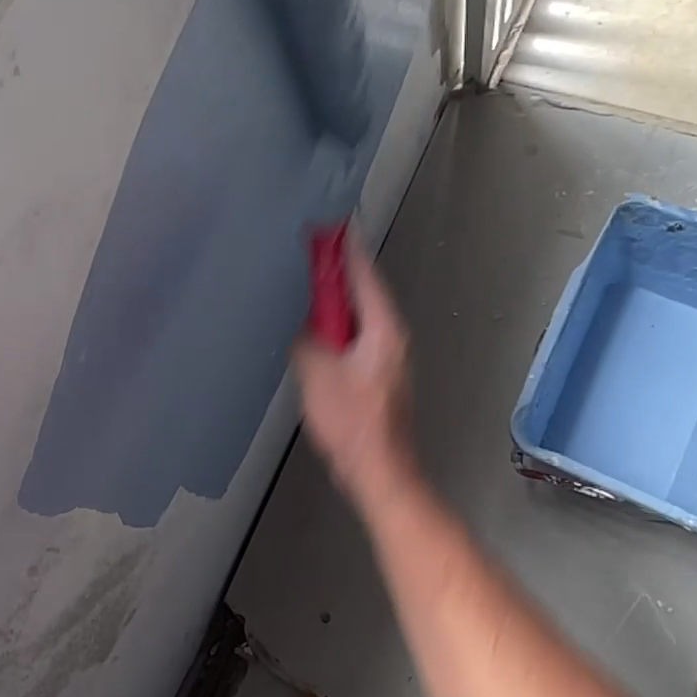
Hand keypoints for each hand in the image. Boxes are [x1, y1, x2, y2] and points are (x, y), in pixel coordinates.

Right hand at [291, 243, 419, 502]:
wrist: (379, 470)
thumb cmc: (352, 421)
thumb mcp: (317, 372)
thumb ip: (307, 337)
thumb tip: (305, 322)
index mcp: (384, 329)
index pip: (365, 276)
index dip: (346, 250)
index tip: (331, 227)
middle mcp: (392, 337)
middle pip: (364, 294)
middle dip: (336, 275)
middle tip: (309, 254)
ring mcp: (388, 358)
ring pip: (358, 318)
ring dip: (334, 305)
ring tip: (306, 288)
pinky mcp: (378, 376)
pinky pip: (355, 339)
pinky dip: (336, 329)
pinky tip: (315, 333)